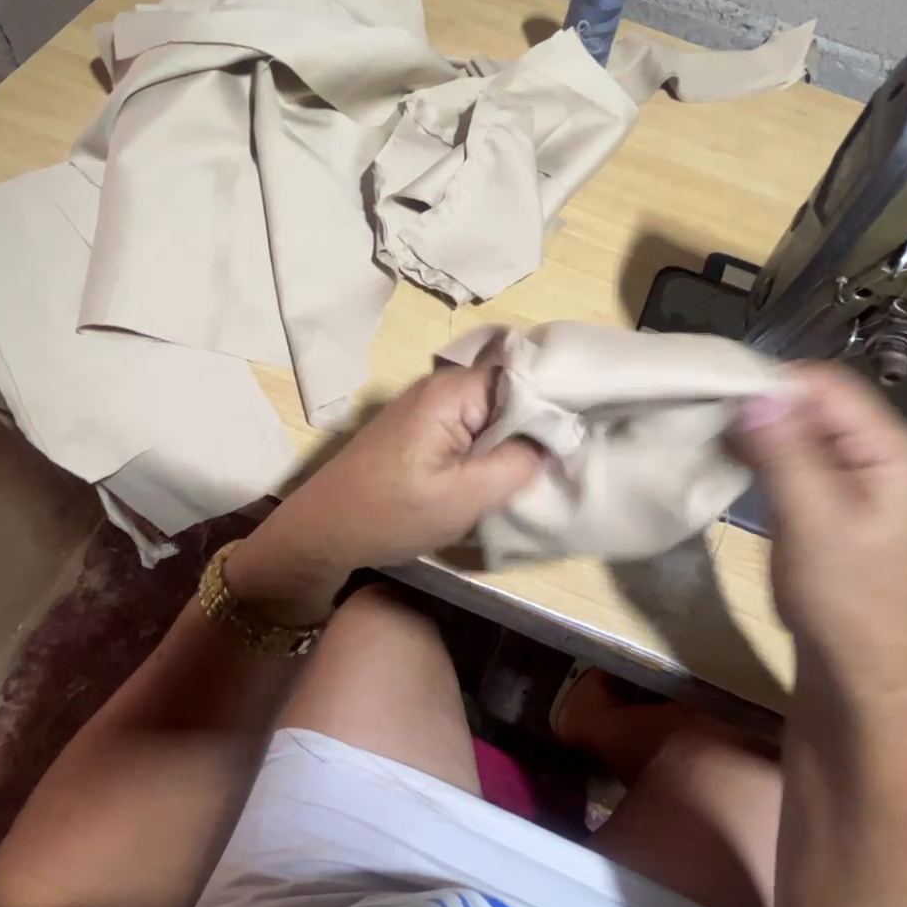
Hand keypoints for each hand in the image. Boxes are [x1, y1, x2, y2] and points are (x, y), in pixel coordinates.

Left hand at [228, 365, 542, 616]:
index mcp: (450, 392)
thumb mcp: (464, 498)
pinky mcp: (418, 430)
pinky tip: (501, 470)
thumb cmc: (391, 514)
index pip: (523, 375)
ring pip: (489, 412)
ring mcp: (425, 408)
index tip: (583, 429)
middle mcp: (438, 387)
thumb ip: (517, 465)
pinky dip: (487, 446)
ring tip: (542, 463)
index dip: (556, 400)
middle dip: (536, 420)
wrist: (323, 532)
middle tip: (569, 452)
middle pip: (507, 391)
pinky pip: (468, 426)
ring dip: (512, 437)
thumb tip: (555, 441)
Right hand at [727, 363, 906, 689]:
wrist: (853, 665)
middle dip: (758, 405)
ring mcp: (848, 473)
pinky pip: (788, 454)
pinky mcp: (824, 495)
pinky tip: (727, 460)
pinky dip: (758, 452)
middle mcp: (872, 450)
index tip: (715, 396)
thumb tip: (753, 393)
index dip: (770, 384)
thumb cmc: (841, 597)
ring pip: (794, 427)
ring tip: (709, 435)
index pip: (823, 384)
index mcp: (885, 447)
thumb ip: (785, 454)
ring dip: (754, 429)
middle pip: (808, 402)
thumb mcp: (812, 521)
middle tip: (705, 417)